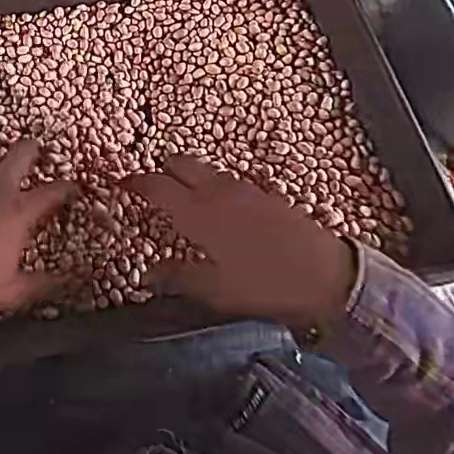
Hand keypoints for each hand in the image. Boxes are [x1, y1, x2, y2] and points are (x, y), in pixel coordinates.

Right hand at [126, 155, 356, 329]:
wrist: (331, 276)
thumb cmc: (266, 284)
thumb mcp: (216, 290)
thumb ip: (177, 278)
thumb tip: (146, 275)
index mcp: (197, 211)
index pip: (155, 185)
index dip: (135, 182)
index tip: (122, 184)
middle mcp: (215, 191)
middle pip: (178, 163)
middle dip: (161, 170)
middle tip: (152, 190)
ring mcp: (241, 189)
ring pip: (202, 169)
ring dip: (187, 176)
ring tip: (183, 200)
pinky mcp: (263, 194)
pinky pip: (224, 180)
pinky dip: (211, 186)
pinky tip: (218, 210)